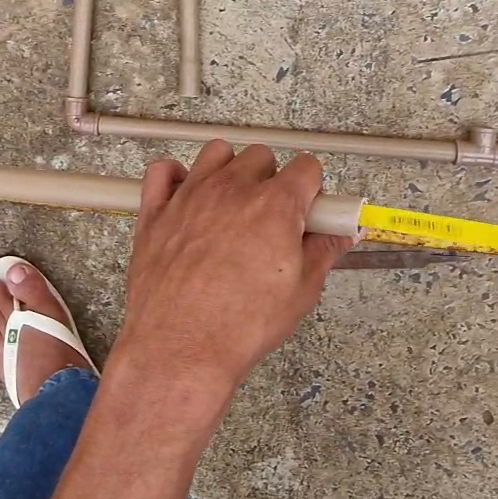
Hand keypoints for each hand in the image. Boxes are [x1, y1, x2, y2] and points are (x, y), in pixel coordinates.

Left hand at [112, 141, 354, 402]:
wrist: (181, 345)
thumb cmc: (242, 324)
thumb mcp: (301, 292)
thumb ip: (323, 252)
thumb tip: (340, 234)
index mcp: (274, 204)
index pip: (306, 167)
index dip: (312, 190)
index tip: (308, 211)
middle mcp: (232, 188)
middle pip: (261, 156)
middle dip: (271, 179)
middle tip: (271, 217)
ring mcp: (190, 194)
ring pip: (216, 153)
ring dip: (228, 169)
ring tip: (231, 204)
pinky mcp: (156, 210)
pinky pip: (162, 170)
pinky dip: (174, 177)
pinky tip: (184, 197)